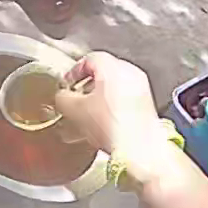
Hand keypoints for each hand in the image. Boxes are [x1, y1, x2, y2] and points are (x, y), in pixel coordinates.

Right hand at [55, 51, 169, 155]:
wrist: (138, 148)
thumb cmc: (110, 125)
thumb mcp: (74, 110)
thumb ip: (62, 98)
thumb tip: (62, 96)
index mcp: (112, 67)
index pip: (88, 59)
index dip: (73, 73)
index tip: (66, 85)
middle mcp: (130, 73)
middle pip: (103, 72)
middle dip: (86, 85)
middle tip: (75, 98)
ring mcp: (140, 88)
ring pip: (114, 86)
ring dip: (99, 96)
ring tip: (88, 113)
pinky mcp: (146, 105)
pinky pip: (124, 98)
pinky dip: (112, 105)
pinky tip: (103, 122)